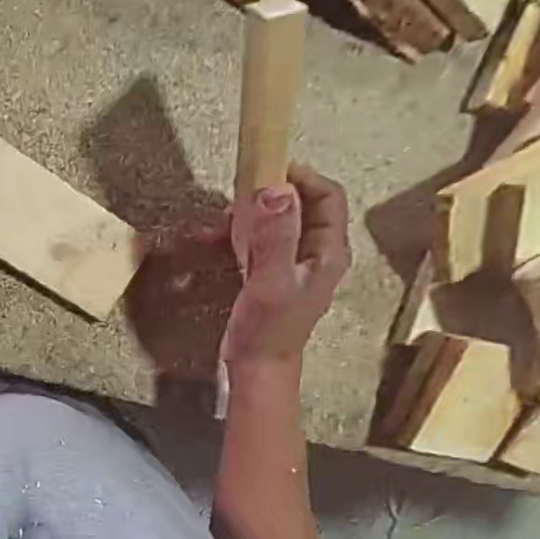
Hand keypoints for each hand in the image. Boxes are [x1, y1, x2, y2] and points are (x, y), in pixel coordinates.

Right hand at [221, 165, 351, 373]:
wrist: (256, 369)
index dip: (302, 177)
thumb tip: (276, 189)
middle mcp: (316, 254)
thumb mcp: (271, 281)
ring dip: (252, 214)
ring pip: (279, 223)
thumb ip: (276, 236)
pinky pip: (260, 242)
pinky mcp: (271, 275)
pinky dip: (240, 235)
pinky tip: (212, 238)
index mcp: (327, 252)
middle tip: (241, 192)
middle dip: (273, 194)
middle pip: (303, 206)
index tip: (270, 169)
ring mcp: (293, 265)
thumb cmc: (267, 329)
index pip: (327, 197)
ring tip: (222, 217)